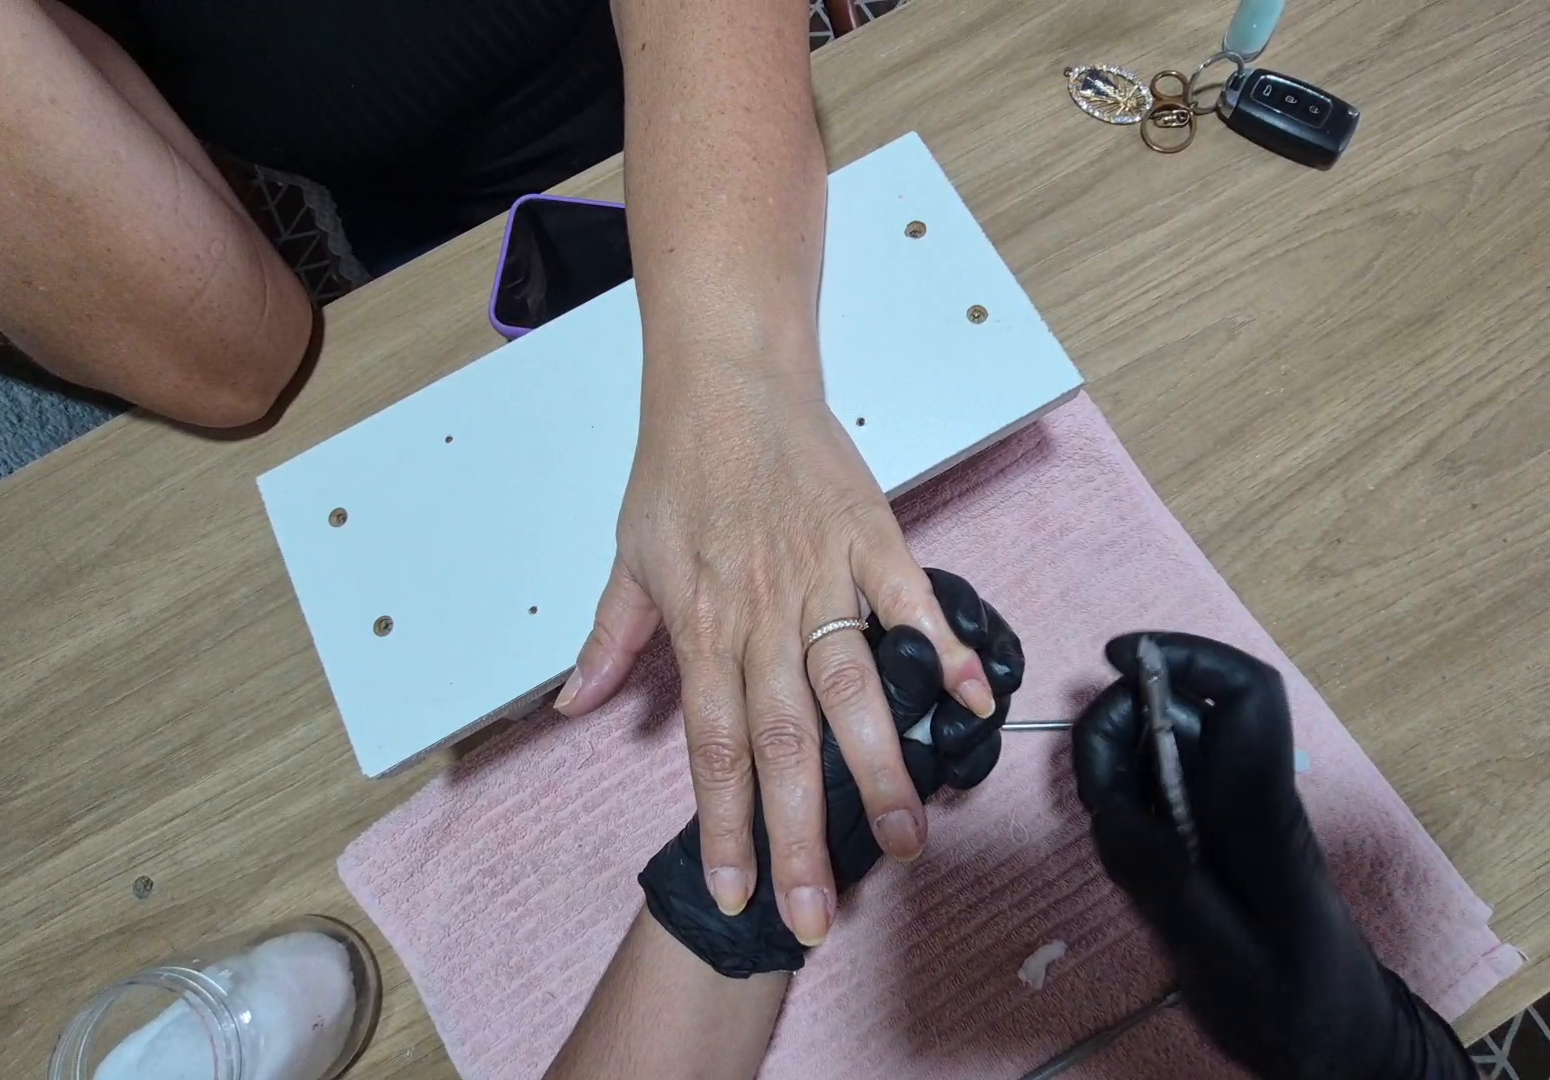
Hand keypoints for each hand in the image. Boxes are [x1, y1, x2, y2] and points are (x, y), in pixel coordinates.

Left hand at [560, 368, 996, 947]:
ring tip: (908, 832)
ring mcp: (822, 573)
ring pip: (849, 683)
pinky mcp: (869, 535)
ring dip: (880, 762)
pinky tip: (971, 699)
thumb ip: (609, 637)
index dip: (727, 824)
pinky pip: (908, 599)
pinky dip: (941, 648)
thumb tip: (578, 707)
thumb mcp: (629, 553)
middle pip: (782, 737)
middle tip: (819, 909)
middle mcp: (763, 612)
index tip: (741, 893)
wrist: (727, 380)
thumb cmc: (680, 465)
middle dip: (801, 831)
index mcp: (703, 623)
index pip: (713, 746)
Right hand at [1072, 633, 1478, 1079]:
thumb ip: (1167, 885)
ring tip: (1105, 818)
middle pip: (1180, 709)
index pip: (1246, 694)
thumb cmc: (1295, 1007)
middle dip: (1121, 716)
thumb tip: (1112, 811)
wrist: (1339, 1044)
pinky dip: (1119, 790)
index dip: (1188, 656)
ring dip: (1113, 758)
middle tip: (1094, 777)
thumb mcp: (1228, 966)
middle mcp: (1238, 790)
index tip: (1119, 659)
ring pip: (1157, 742)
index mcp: (1256, 807)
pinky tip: (1119, 836)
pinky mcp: (1203, 828)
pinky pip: (1150, 782)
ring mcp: (1220, 808)